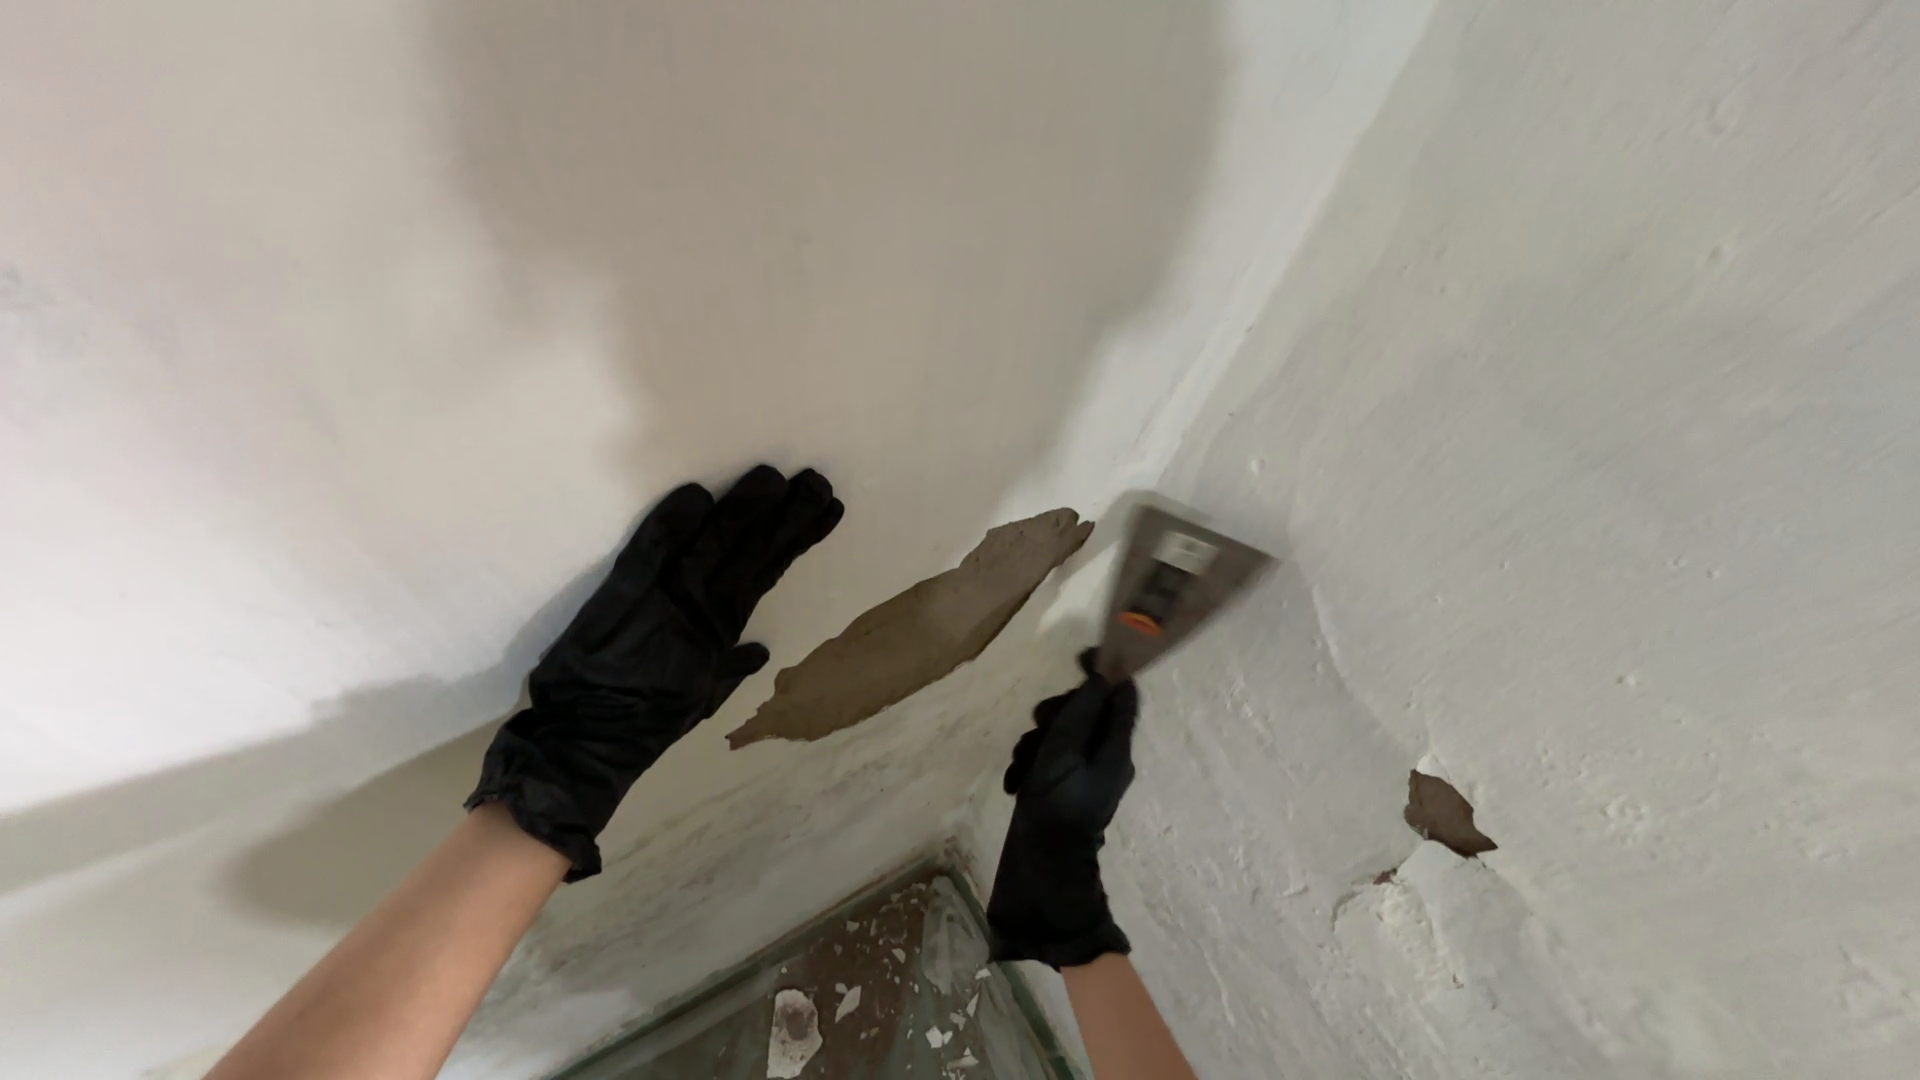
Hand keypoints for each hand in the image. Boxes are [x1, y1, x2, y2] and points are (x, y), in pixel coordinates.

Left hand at [467, 465, 842, 880]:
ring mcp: (665, 599)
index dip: (799, 537)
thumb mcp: (701, 698)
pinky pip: (650, 552)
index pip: (770, 570)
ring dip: (744, 509)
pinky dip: (671, 524)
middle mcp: (703, 608)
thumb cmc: (648, 722)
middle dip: (786, 514)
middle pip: (751, 550)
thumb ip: (731, 668)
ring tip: (773, 479)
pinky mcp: (623, 596)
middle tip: (815, 480)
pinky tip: (697, 495)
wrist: (588, 743)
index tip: (828, 508)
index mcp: (722, 627)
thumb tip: (761, 649)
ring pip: (714, 545)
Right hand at [988, 650, 1137, 968]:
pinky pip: (1046, 757)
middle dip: (1055, 716)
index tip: (1082, 655)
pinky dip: (1028, 764)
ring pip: (1058, 733)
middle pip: (1083, 712)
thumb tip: (1101, 676)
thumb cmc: (1057, 810)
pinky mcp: (1058, 785)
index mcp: (1116, 750)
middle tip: (1038, 730)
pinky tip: (1015, 783)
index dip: (1106, 672)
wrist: (1041, 870)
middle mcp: (1103, 757)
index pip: (1122, 697)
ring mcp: (1080, 772)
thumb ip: (1080, 714)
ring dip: (1034, 744)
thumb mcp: (1063, 755)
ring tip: (1021, 769)